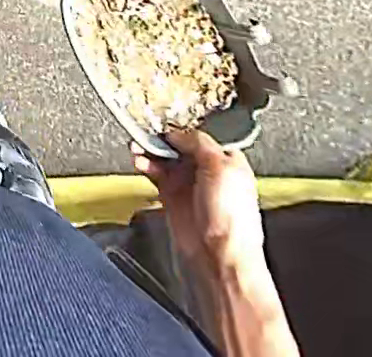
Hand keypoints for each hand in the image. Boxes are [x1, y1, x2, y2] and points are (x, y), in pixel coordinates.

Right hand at [134, 128, 264, 273]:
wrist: (218, 258)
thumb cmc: (233, 220)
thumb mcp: (220, 167)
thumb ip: (198, 142)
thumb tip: (177, 131)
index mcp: (226, 160)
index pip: (200, 132)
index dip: (182, 123)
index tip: (165, 114)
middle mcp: (206, 169)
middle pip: (177, 141)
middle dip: (160, 134)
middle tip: (146, 127)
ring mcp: (188, 182)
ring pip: (162, 155)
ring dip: (148, 148)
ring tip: (138, 145)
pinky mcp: (171, 195)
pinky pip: (153, 172)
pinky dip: (144, 164)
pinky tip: (139, 161)